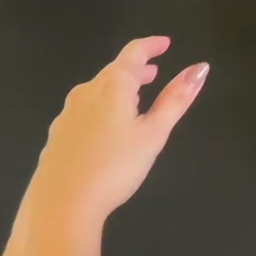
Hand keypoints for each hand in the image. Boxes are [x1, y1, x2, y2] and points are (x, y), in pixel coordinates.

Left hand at [19, 37, 208, 226]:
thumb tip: (200, 68)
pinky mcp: (54, 139)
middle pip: (114, 71)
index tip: (165, 44)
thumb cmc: (113, 167)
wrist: (57, 210)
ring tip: (134, 100)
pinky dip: (102, 109)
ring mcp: (66, 116)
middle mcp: (86, 92)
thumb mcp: (153, 133)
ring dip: (118, 90)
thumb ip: (176, 99)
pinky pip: (84, 112)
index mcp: (112, 85)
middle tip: (154, 74)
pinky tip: (106, 131)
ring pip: (97, 91)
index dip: (151, 45)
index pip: (134, 52)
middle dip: (136, 70)